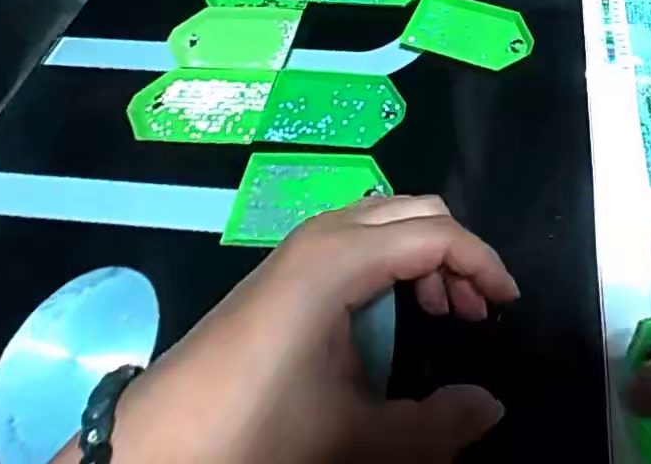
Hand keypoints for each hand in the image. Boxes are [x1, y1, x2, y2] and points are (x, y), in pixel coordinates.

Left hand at [55, 195, 517, 463]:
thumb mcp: (349, 441)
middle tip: (475, 309)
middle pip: (419, 211)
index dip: (482, 264)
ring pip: (393, 218)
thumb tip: (492, 408)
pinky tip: (395, 308)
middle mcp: (328, 230)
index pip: (437, 235)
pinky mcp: (291, 260)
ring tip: (442, 310)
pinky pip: (365, 235)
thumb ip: (434, 428)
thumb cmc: (251, 437)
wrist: (143, 455)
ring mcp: (305, 241)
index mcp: (342, 257)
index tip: (507, 305)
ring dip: (427, 253)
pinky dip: (397, 258)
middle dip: (458, 252)